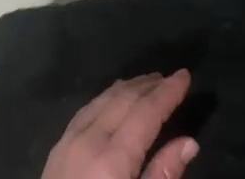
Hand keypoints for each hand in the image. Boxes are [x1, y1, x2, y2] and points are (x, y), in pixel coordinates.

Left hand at [41, 71, 197, 178]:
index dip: (167, 92)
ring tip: (147, 83)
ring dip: (128, 88)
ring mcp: (68, 142)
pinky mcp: (56, 150)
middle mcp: (89, 140)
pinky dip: (106, 98)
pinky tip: (112, 100)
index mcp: (112, 158)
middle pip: (123, 99)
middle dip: (149, 85)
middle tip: (170, 76)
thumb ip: (162, 176)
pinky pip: (86, 110)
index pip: (146, 113)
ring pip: (102, 100)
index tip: (185, 76)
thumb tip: (188, 142)